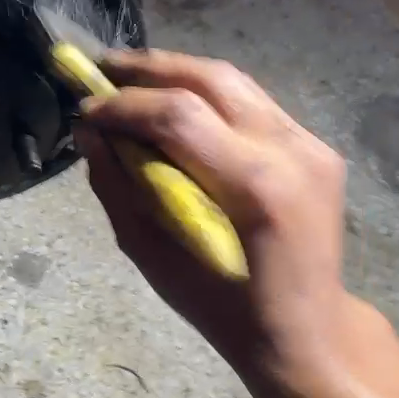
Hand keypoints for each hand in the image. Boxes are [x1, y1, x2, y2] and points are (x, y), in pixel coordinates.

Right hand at [76, 49, 365, 392]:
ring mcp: (311, 144)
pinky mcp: (313, 146)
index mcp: (255, 185)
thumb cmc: (220, 306)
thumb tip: (91, 136)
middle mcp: (291, 150)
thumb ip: (119, 187)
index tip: (84, 111)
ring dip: (174, 73)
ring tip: (126, 76)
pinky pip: (248, 102)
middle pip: (211, 79)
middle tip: (99, 68)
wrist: (305, 329)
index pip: (178, 114)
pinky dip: (201, 93)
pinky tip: (169, 102)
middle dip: (148, 68)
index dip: (122, 104)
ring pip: (233, 81)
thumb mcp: (151, 254)